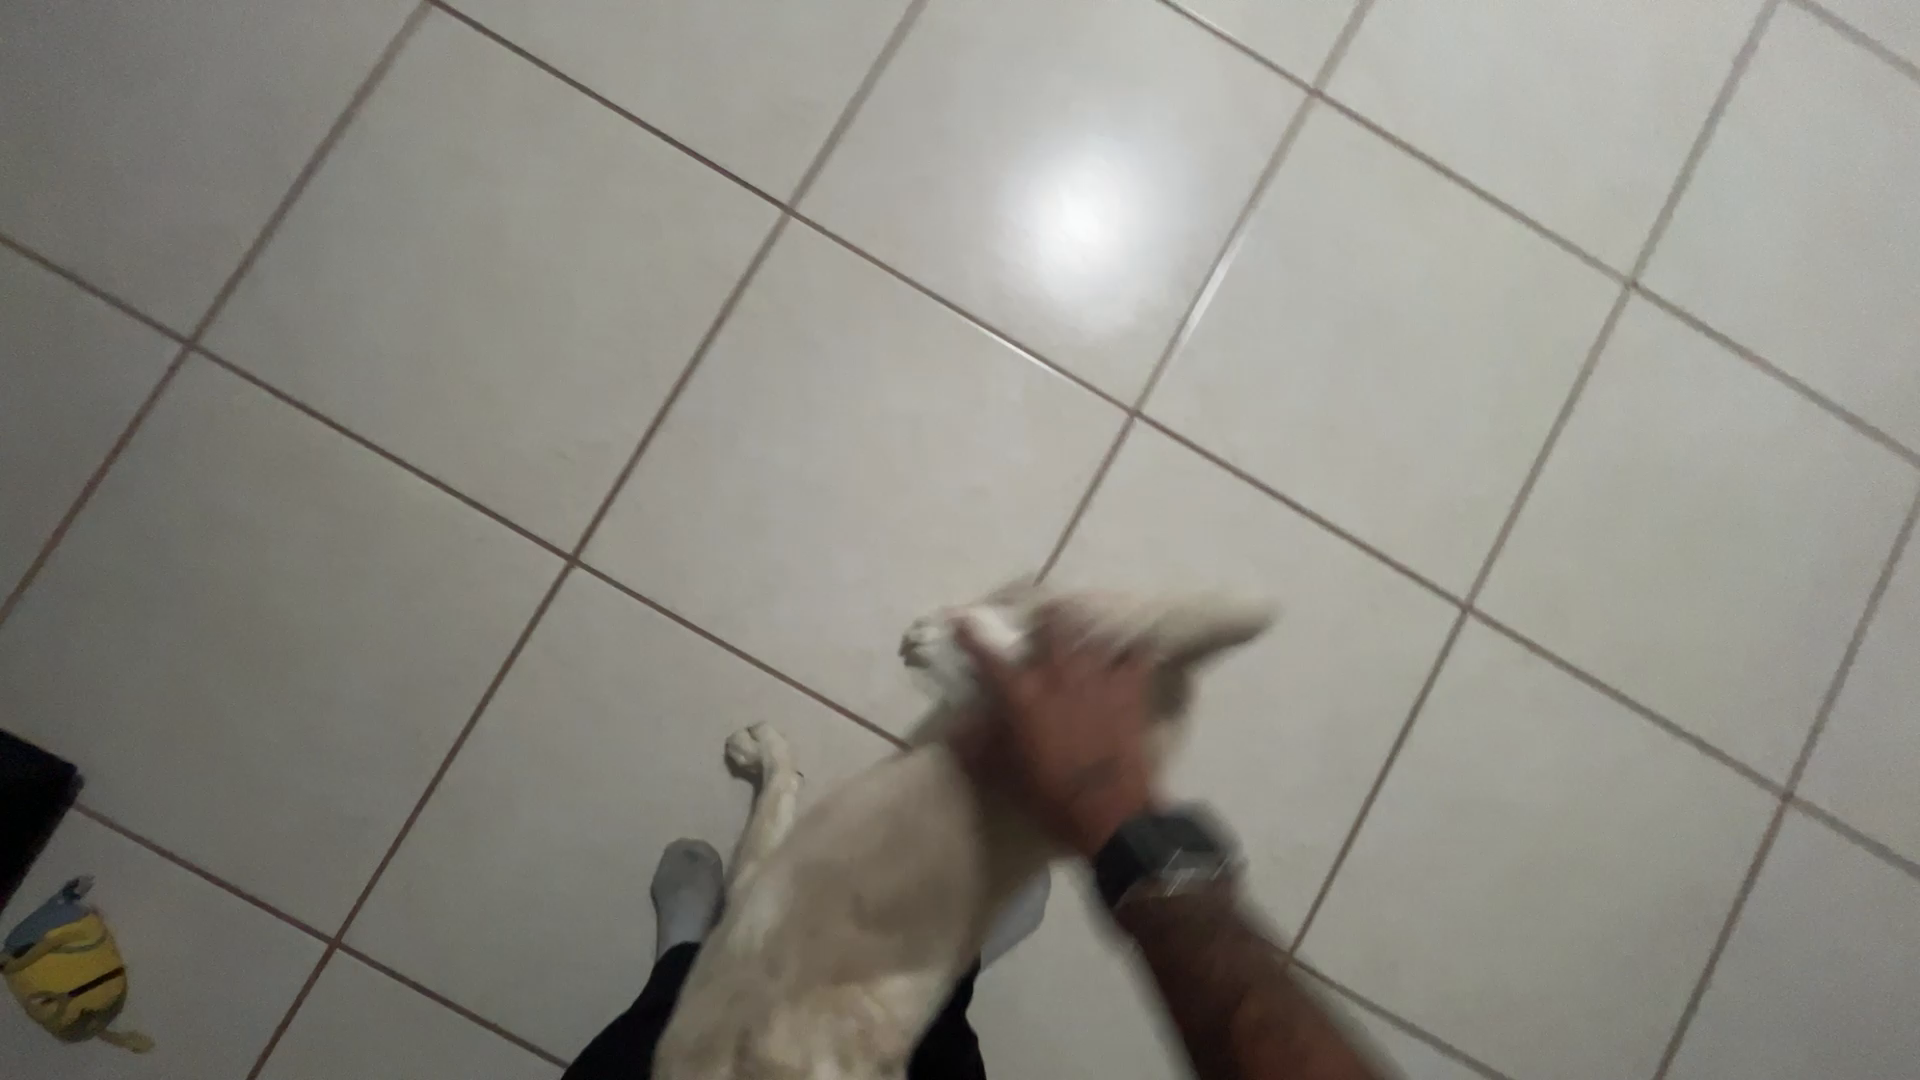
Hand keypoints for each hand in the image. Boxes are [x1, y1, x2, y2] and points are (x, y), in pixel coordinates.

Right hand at [953, 607, 1157, 856]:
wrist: (1111, 815)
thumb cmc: (1052, 797)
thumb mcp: (1004, 777)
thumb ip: (978, 748)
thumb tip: (955, 730)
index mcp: (1023, 695)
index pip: (989, 656)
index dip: (972, 635)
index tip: (962, 621)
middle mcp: (1058, 675)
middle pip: (1052, 624)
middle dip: (1046, 615)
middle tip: (1044, 615)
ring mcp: (1098, 677)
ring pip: (1092, 632)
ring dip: (1085, 625)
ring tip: (1085, 623)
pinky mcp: (1131, 689)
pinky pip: (1136, 655)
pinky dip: (1131, 650)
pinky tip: (1129, 650)